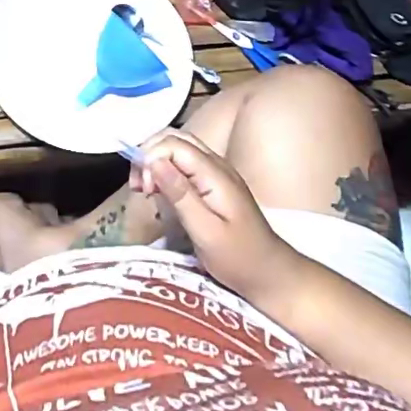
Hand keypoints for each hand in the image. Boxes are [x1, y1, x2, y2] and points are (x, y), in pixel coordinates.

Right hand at [132, 132, 305, 303]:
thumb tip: (153, 161)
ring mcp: (216, 170)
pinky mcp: (213, 181)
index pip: (173, 143)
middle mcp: (216, 163)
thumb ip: (180, 194)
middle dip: (149, 155)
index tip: (143, 190)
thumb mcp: (206, 232)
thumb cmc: (238, 258)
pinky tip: (160, 190)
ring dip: (155, 160)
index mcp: (214, 173)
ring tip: (145, 189)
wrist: (271, 273)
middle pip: (174, 137)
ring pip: (178, 146)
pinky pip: (184, 161)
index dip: (151, 159)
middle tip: (139, 188)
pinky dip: (166, 168)